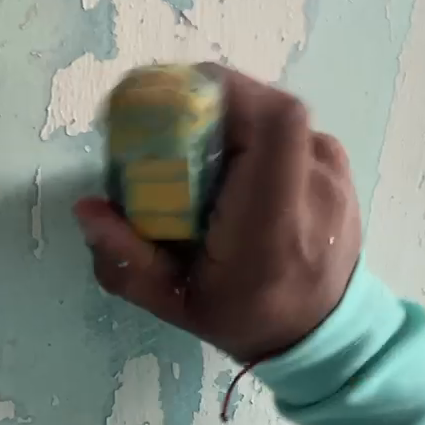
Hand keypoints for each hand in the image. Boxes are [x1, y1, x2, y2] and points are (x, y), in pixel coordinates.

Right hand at [74, 70, 359, 360]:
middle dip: (210, 104)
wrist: (319, 332)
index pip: (272, 124)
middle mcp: (315, 189)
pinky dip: (251, 134)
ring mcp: (334, 173)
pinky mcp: (337, 166)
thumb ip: (125, 261)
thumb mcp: (171, 301)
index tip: (169, 97)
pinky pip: (287, 130)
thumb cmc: (240, 316)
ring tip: (194, 148)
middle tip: (166, 124)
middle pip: (267, 109)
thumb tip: (88, 208)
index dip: (223, 92)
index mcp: (273, 225)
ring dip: (229, 120)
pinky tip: (228, 164)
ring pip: (274, 116)